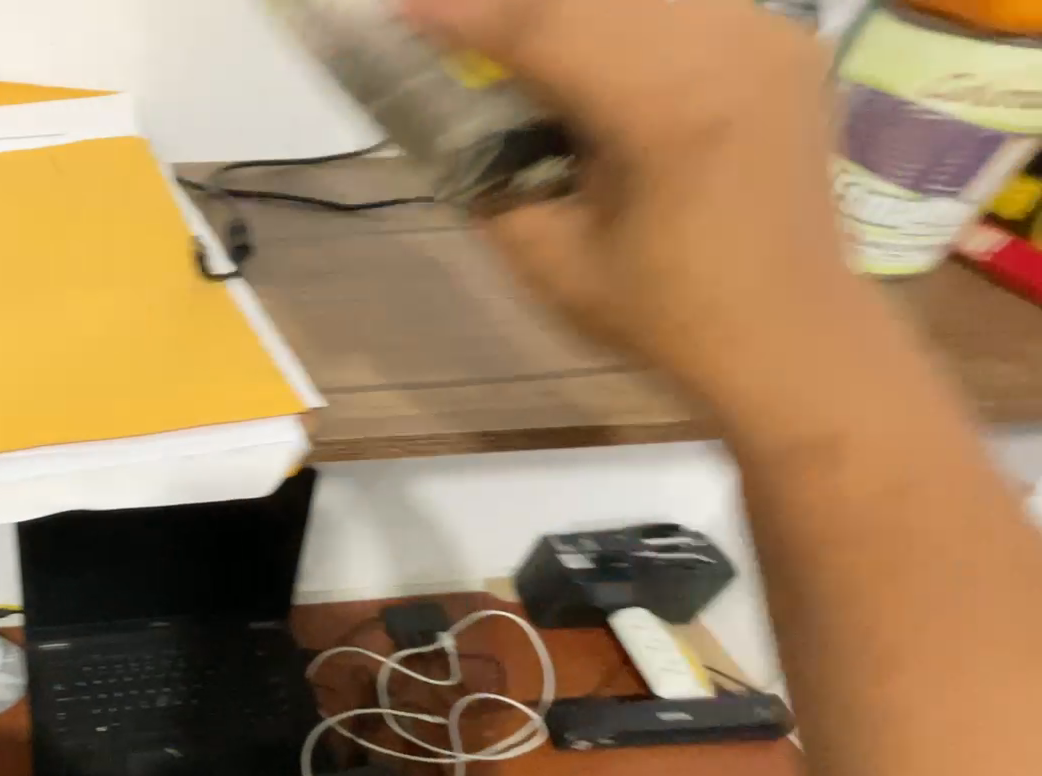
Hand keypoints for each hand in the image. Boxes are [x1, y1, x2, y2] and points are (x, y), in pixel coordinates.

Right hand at [402, 0, 855, 390]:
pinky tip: (577, 48)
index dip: (466, 17)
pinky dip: (614, 16)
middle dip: (507, 6)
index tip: (403, 11)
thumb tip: (465, 133)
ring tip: (503, 38)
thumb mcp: (549, 262)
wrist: (784, 329)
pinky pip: (679, 3)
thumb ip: (499, 188)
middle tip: (448, 22)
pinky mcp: (781, 40)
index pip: (546, 32)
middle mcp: (730, 45)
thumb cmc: (659, 313)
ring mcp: (767, 33)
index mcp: (668, 111)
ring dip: (560, 10)